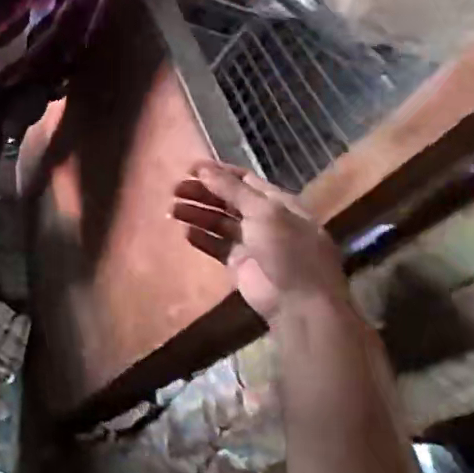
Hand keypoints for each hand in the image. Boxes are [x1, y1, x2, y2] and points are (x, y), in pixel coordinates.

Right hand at [172, 161, 346, 321]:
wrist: (299, 304)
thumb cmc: (288, 249)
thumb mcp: (263, 211)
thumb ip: (231, 189)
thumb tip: (203, 169)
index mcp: (277, 202)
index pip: (243, 180)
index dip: (217, 172)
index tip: (189, 169)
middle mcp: (264, 219)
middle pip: (227, 199)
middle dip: (202, 192)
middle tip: (175, 190)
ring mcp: (251, 243)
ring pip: (218, 222)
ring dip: (197, 213)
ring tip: (173, 210)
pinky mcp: (239, 264)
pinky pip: (216, 246)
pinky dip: (201, 238)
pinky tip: (186, 233)